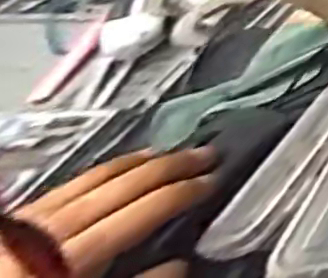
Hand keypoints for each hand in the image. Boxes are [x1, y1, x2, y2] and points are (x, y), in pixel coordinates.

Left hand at [1, 148, 216, 277]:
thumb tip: (180, 265)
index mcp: (71, 256)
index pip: (151, 206)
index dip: (190, 189)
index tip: (217, 180)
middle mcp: (48, 231)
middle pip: (127, 183)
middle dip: (175, 164)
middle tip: (209, 153)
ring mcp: (22, 225)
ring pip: (95, 177)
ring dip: (141, 161)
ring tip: (170, 152)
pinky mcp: (6, 225)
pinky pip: (65, 186)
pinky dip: (101, 172)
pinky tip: (115, 170)